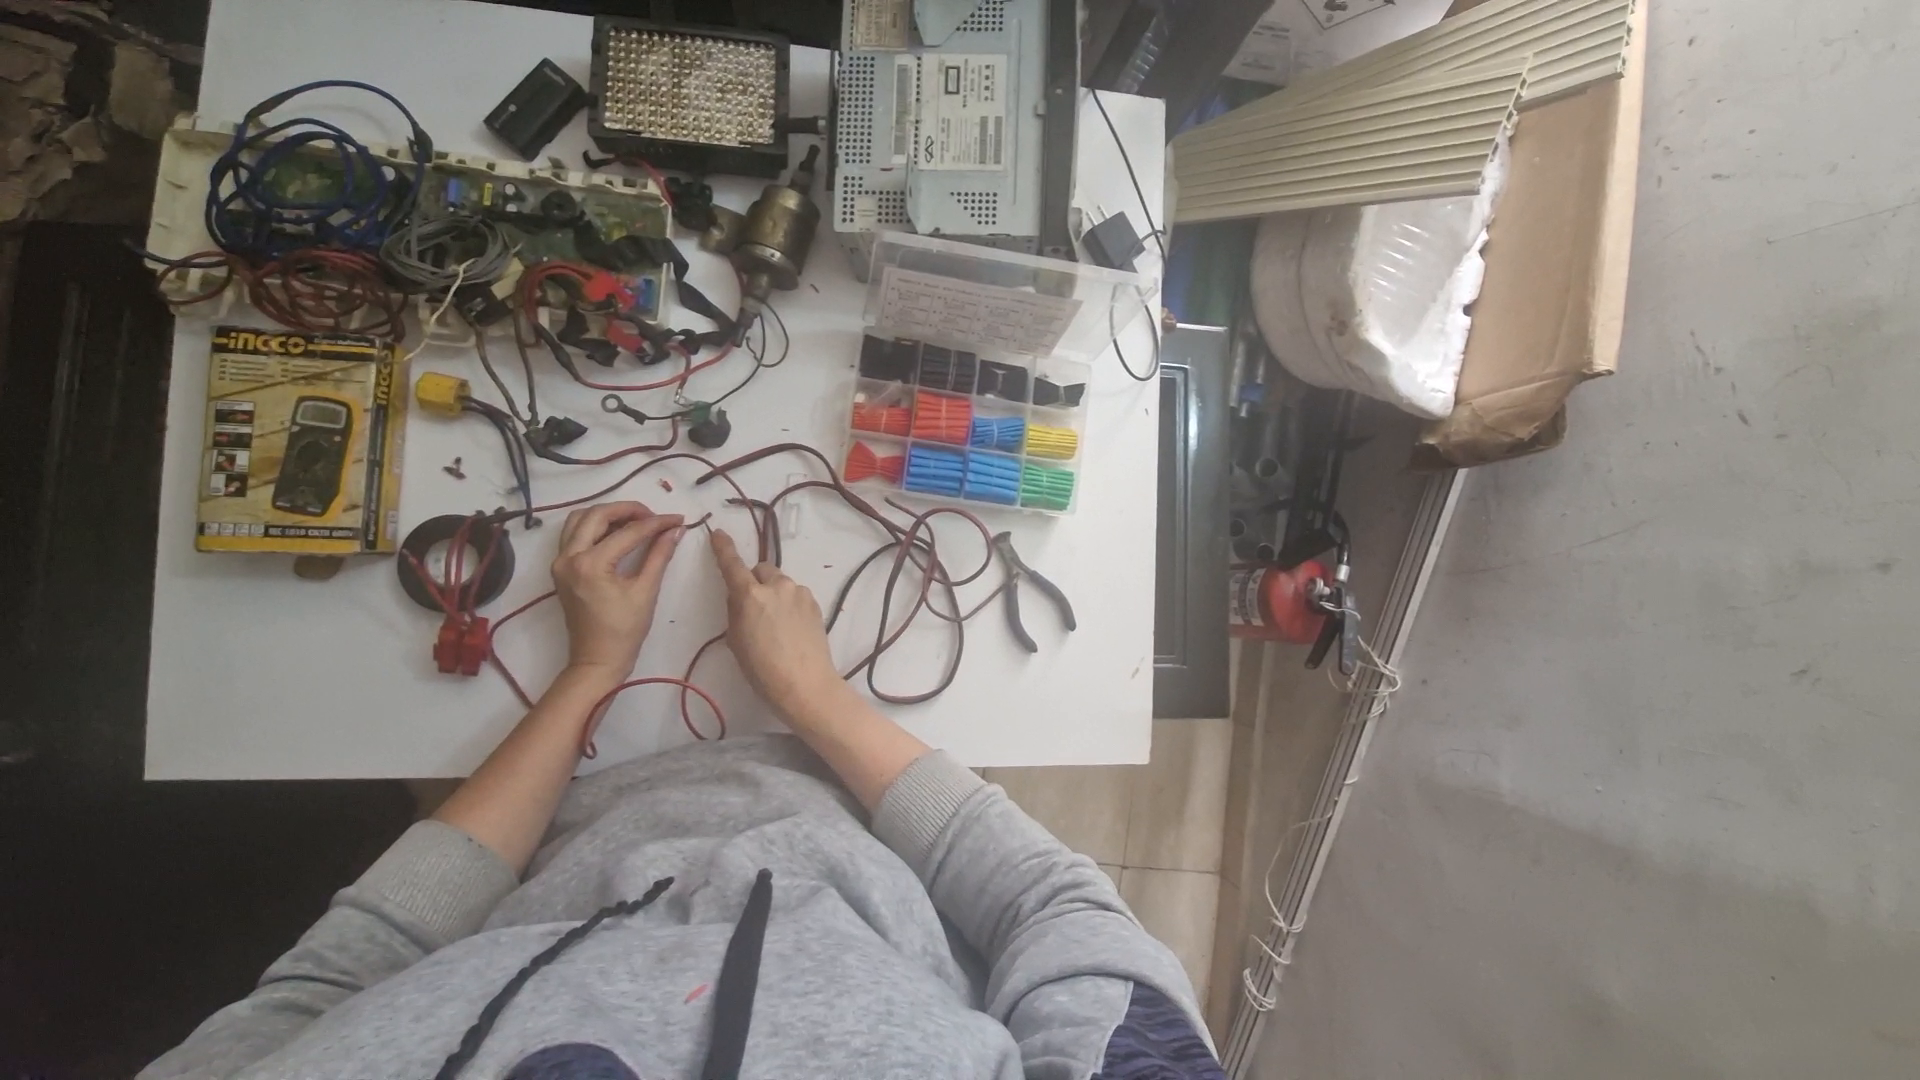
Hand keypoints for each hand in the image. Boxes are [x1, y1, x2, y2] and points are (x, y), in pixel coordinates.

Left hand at [551, 502, 684, 679]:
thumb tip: (676, 529)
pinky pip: (574, 534)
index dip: (656, 523)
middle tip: (654, 516)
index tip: (678, 519)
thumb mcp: (646, 591)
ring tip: (635, 522)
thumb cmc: (624, 631)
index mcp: (591, 564)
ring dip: (607, 515)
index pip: (628, 532)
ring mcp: (560, 561)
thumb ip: (659, 555)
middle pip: (597, 515)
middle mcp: (568, 557)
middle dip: (628, 510)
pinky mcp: (560, 568)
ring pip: (579, 520)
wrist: (597, 660)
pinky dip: (594, 527)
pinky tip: (616, 533)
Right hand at [710, 528, 842, 720]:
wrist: (805, 684)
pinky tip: (791, 629)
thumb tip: (741, 596)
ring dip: (774, 594)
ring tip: (775, 625)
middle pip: (761, 570)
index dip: (723, 548)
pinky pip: (795, 595)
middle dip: (755, 582)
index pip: (732, 564)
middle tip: (753, 608)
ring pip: (780, 583)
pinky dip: (789, 604)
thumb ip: (736, 611)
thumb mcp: (736, 641)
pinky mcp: (815, 602)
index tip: (718, 533)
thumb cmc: (762, 669)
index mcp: (750, 595)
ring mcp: (799, 593)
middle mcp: (777, 586)